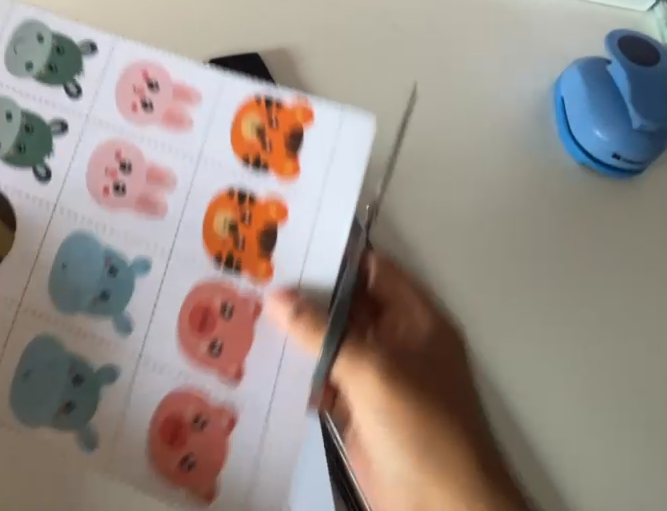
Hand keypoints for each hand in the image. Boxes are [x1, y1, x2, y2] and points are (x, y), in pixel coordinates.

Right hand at [268, 250, 530, 510]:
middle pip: (347, 303)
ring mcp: (378, 376)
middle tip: (254, 268)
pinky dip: (297, 366)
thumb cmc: (421, 429)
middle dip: (305, 290)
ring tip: (245, 302)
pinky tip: (259, 353)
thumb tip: (275, 296)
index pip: (371, 269)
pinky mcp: (358, 408)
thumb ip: (321, 331)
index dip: (333, 253)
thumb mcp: (372, 371)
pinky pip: (323, 374)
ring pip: (331, 338)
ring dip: (296, 328)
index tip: (285, 238)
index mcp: (416, 322)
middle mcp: (397, 341)